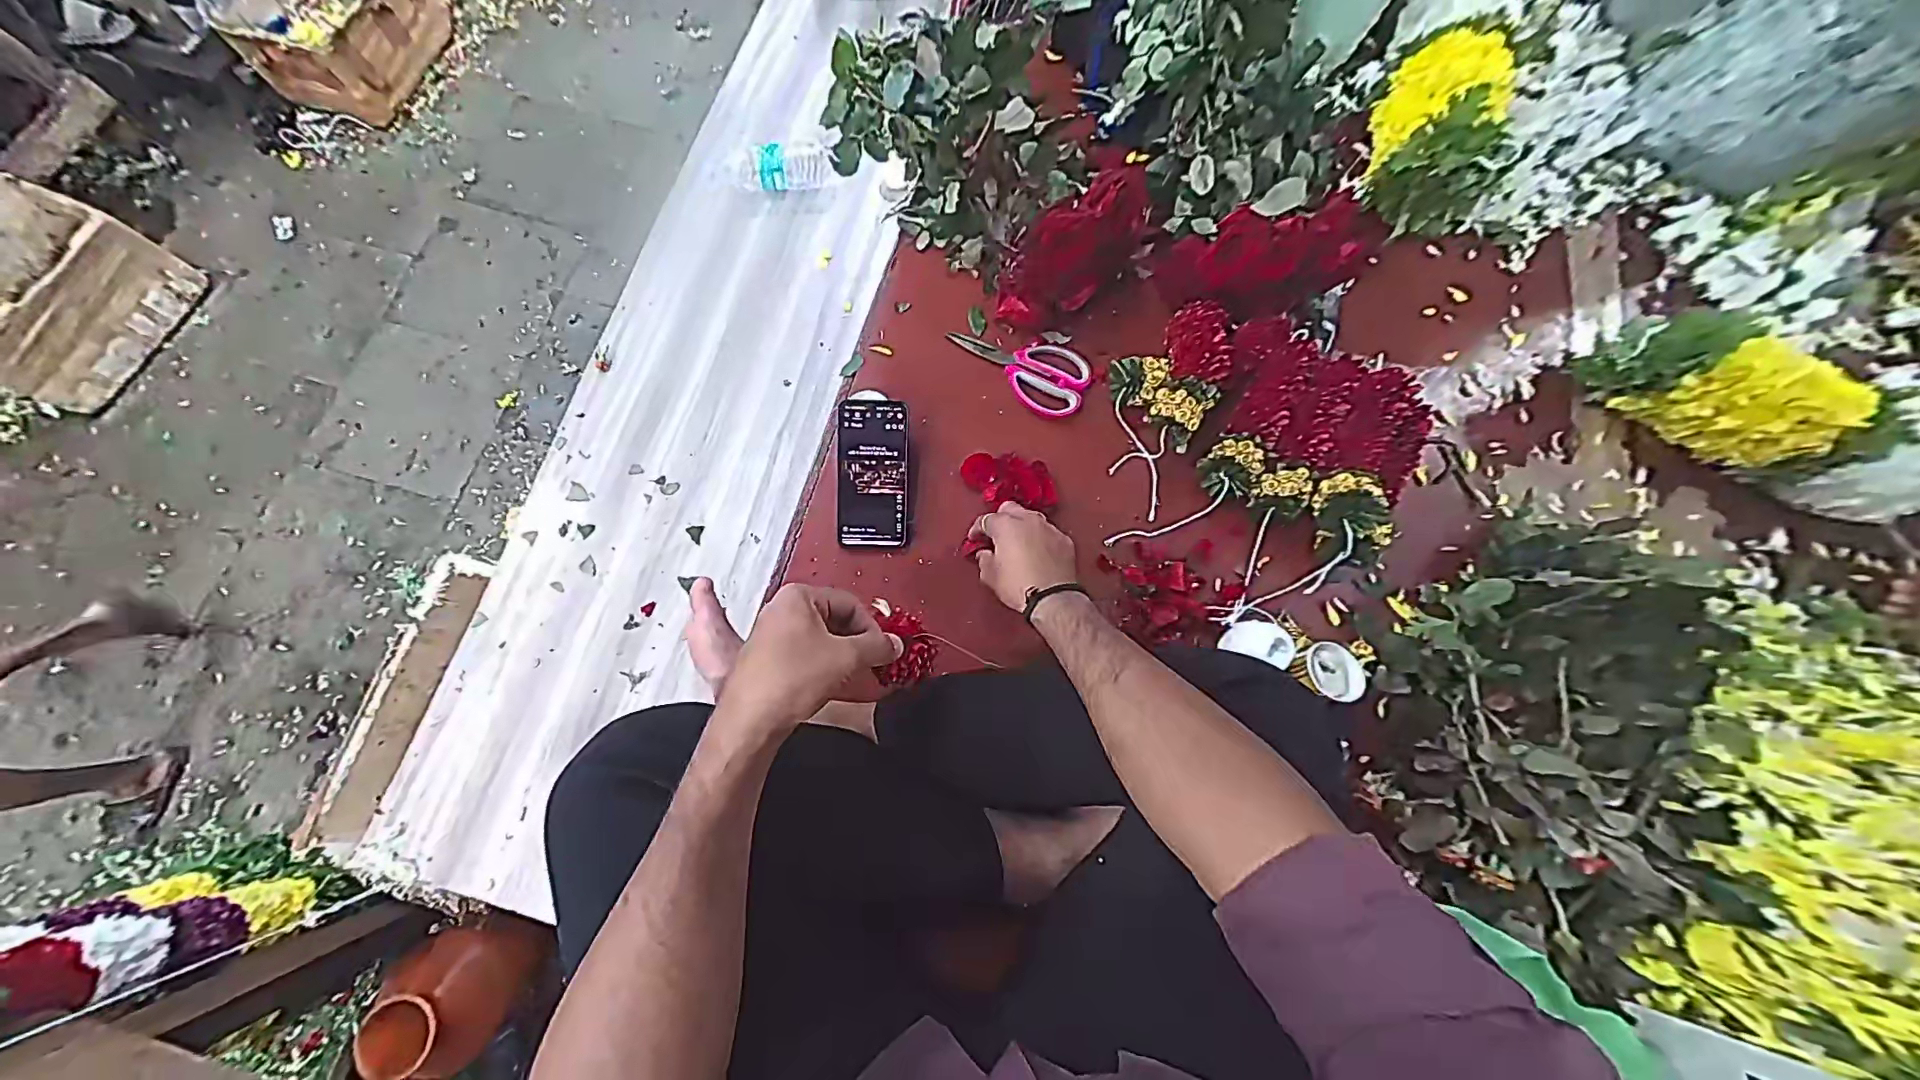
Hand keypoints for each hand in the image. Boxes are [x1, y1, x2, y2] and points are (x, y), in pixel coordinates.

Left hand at [718, 584, 900, 729]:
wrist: (751, 720)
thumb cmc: (790, 679)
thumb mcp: (846, 658)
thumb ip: (877, 646)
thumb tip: (894, 644)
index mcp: (798, 596)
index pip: (850, 603)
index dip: (871, 627)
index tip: (881, 649)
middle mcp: (781, 609)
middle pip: (836, 619)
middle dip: (856, 642)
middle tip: (870, 662)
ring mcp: (771, 633)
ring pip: (821, 638)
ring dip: (841, 655)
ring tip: (851, 674)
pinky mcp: (768, 658)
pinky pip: (806, 653)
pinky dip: (823, 664)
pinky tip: (830, 683)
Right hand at [968, 502, 1077, 612]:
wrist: (1052, 598)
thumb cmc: (1020, 586)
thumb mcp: (991, 576)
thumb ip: (984, 560)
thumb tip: (985, 555)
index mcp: (1006, 525)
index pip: (986, 519)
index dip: (977, 529)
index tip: (975, 538)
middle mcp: (1028, 520)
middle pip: (1010, 509)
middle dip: (1001, 519)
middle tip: (996, 536)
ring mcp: (1049, 528)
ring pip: (1031, 518)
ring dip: (1022, 527)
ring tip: (1017, 543)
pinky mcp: (1064, 540)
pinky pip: (1048, 533)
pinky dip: (1040, 539)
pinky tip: (1037, 552)